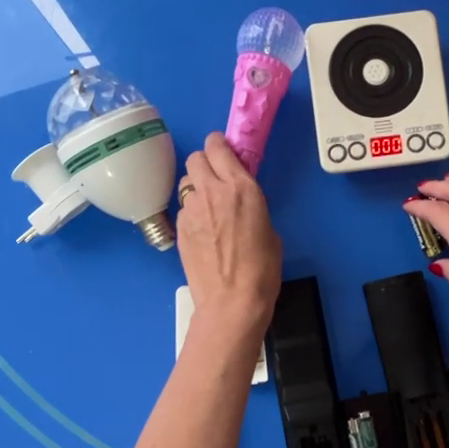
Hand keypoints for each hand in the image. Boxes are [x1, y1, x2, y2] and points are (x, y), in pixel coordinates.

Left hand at [177, 133, 280, 340]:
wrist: (232, 301)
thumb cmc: (262, 270)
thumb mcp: (268, 230)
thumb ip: (251, 207)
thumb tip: (240, 206)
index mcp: (241, 187)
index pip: (217, 146)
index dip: (219, 146)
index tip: (225, 154)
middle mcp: (212, 191)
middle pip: (195, 158)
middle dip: (205, 163)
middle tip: (216, 179)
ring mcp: (191, 210)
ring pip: (186, 183)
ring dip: (196, 188)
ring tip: (208, 208)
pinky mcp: (180, 229)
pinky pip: (183, 209)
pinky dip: (192, 213)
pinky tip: (203, 233)